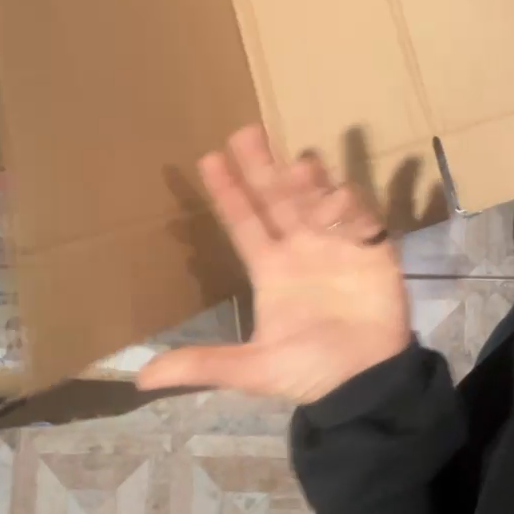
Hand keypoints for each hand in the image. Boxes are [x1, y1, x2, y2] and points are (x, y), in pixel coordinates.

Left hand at [135, 126, 411, 403]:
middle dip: (262, 167)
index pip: (244, 221)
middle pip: (278, 198)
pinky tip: (340, 195)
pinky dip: (351, 205)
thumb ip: (205, 364)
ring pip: (318, 201)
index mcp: (272, 268)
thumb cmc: (311, 369)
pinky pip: (361, 219)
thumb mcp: (254, 369)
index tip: (208, 159)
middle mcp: (302, 246)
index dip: (227, 192)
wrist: (366, 381)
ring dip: (308, 182)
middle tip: (245, 132)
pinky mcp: (372, 248)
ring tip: (297, 165)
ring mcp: (337, 244)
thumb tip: (140, 380)